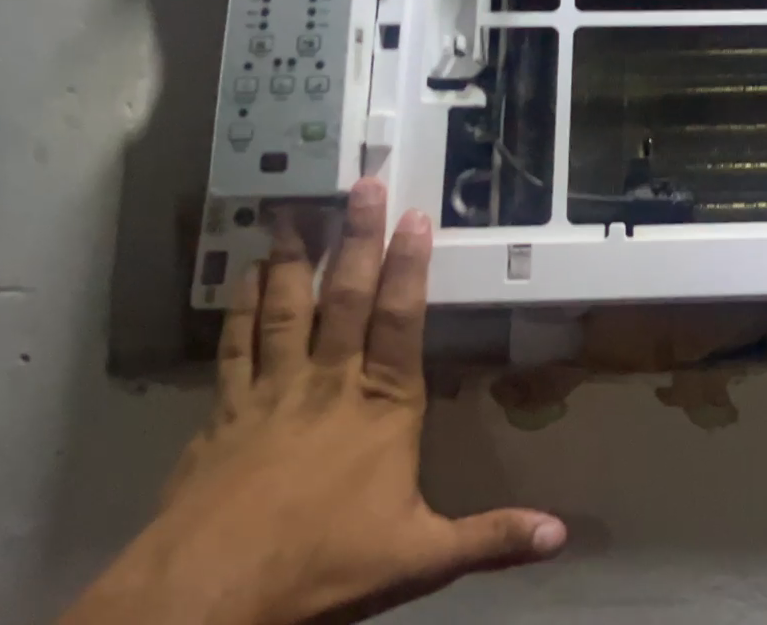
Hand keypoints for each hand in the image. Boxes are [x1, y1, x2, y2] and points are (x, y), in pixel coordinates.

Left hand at [62, 180, 563, 624]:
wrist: (203, 599)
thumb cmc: (319, 566)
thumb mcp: (419, 558)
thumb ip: (491, 537)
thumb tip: (563, 535)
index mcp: (382, 406)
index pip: (401, 320)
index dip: (409, 266)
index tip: (414, 215)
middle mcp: (328, 384)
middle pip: (345, 298)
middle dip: (357, 238)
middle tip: (362, 184)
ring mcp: (270, 392)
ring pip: (284, 309)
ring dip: (291, 258)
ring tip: (294, 210)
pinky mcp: (224, 412)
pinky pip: (235, 346)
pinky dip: (240, 307)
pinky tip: (242, 276)